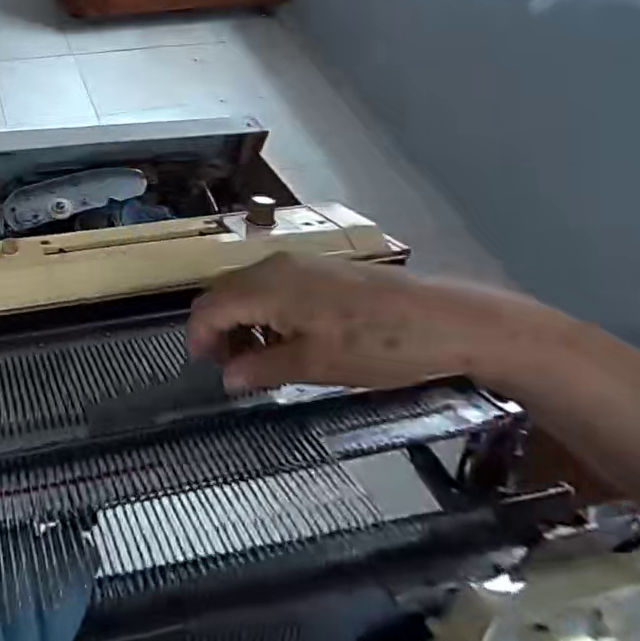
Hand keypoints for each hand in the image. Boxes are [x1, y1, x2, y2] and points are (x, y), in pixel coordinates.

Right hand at [187, 254, 565, 392]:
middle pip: (225, 293)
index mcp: (269, 286)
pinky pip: (274, 285)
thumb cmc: (375, 346)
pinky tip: (288, 338)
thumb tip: (227, 377)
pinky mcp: (320, 268)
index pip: (210, 307)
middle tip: (232, 370)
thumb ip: (263, 368)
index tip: (206, 370)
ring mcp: (300, 263)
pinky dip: (266, 311)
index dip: (200, 339)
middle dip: (219, 330)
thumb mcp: (315, 365)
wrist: (439, 319)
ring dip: (243, 321)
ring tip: (261, 360)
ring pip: (249, 288)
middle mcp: (276, 266)